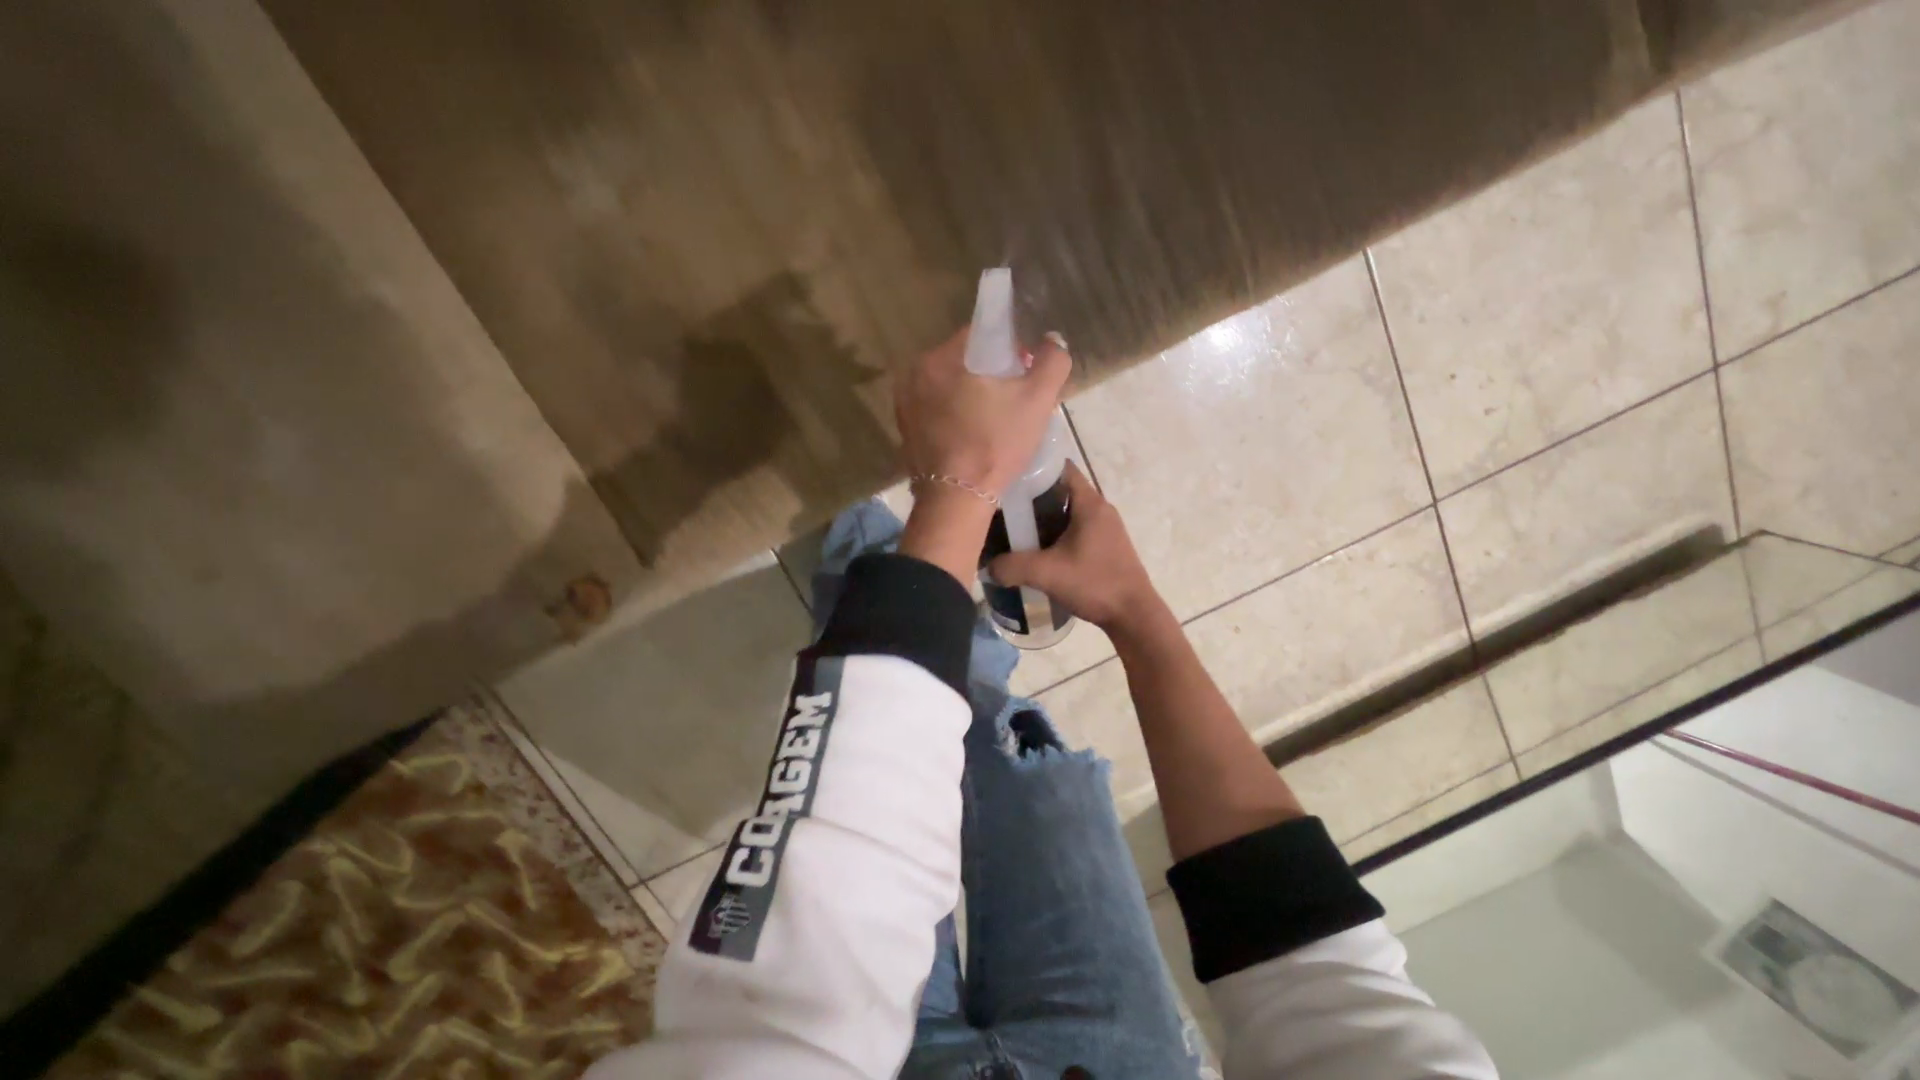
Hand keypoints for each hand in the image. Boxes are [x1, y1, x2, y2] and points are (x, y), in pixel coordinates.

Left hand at [894, 325, 1070, 585]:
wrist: (956, 500)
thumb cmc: (996, 444)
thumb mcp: (1037, 400)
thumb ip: (1051, 362)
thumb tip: (1052, 341)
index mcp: (939, 358)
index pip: (979, 336)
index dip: (1008, 350)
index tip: (1024, 374)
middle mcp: (913, 375)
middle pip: (962, 362)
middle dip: (988, 375)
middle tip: (1013, 401)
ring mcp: (904, 405)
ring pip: (948, 388)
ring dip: (970, 396)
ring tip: (995, 421)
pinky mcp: (905, 432)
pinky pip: (936, 412)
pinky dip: (954, 417)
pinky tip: (974, 437)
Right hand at [987, 462, 1167, 633]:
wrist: (1132, 615)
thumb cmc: (1094, 584)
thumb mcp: (1046, 573)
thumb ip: (1011, 566)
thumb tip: (988, 566)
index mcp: (1089, 503)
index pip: (1060, 468)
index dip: (1034, 468)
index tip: (1008, 478)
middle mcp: (1100, 509)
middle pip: (1060, 491)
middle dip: (1032, 498)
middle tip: (1004, 508)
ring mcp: (1105, 528)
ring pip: (1067, 513)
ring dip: (1043, 520)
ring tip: (1015, 531)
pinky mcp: (1106, 546)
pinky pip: (1075, 529)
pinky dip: (1056, 535)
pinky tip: (1038, 552)